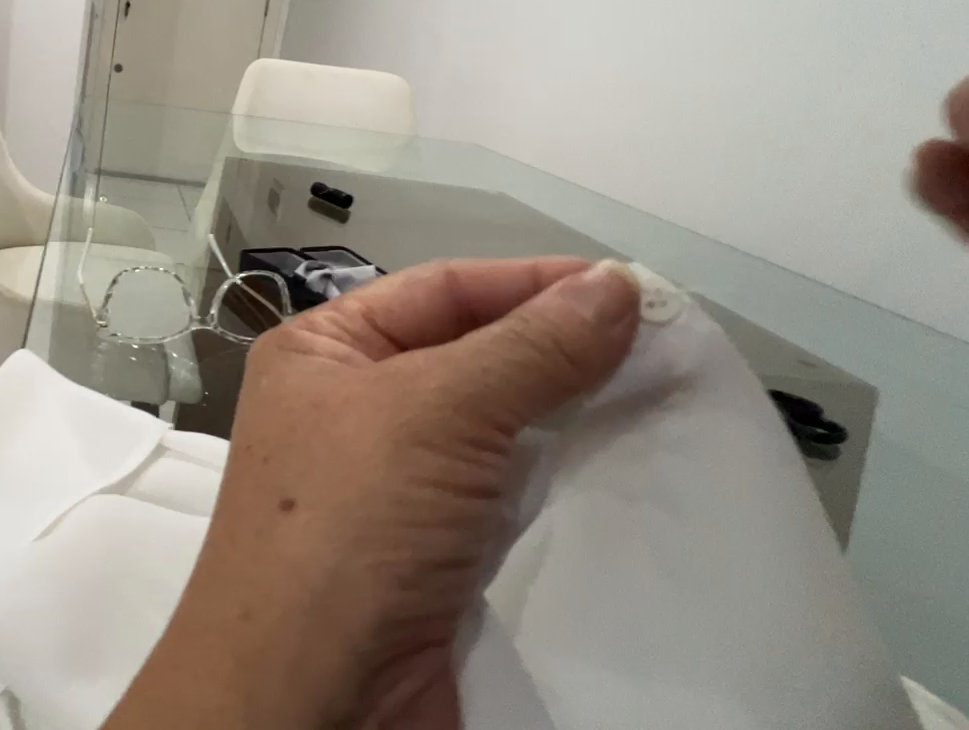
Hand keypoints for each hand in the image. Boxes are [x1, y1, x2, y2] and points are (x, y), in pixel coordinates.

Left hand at [103, 258, 639, 729]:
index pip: (439, 289)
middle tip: (660, 343)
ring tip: (658, 395)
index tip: (627, 286)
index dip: (529, 281)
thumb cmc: (348, 523)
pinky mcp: (429, 541)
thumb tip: (614, 284)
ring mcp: (390, 475)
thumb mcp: (431, 412)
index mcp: (324, 349)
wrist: (308, 697)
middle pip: (468, 351)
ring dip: (567, 411)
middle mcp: (350, 402)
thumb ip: (527, 348)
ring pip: (493, 422)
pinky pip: (503, 487)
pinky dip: (559, 474)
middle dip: (557, 345)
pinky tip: (621, 463)